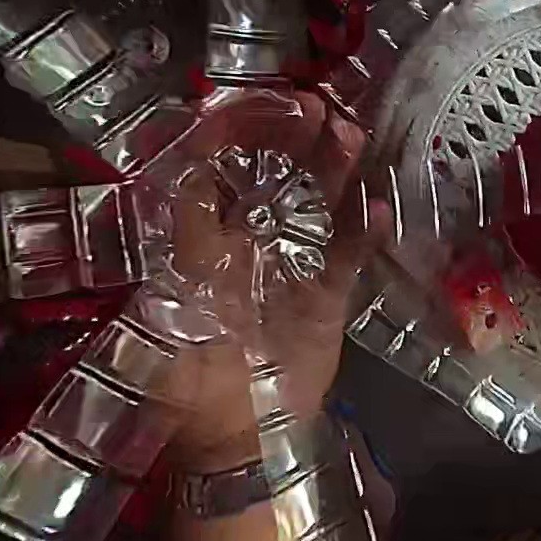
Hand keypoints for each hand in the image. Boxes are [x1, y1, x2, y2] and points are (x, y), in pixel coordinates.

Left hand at [154, 90, 385, 468]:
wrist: (242, 434)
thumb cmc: (191, 384)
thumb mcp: (162, 323)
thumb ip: (170, 267)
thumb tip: (179, 200)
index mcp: (208, 244)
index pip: (217, 174)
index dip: (232, 137)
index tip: (249, 107)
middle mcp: (254, 241)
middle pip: (277, 178)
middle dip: (293, 140)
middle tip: (315, 107)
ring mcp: (297, 262)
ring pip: (319, 206)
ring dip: (334, 172)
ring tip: (350, 136)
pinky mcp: (329, 292)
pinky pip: (349, 256)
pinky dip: (364, 234)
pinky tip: (379, 209)